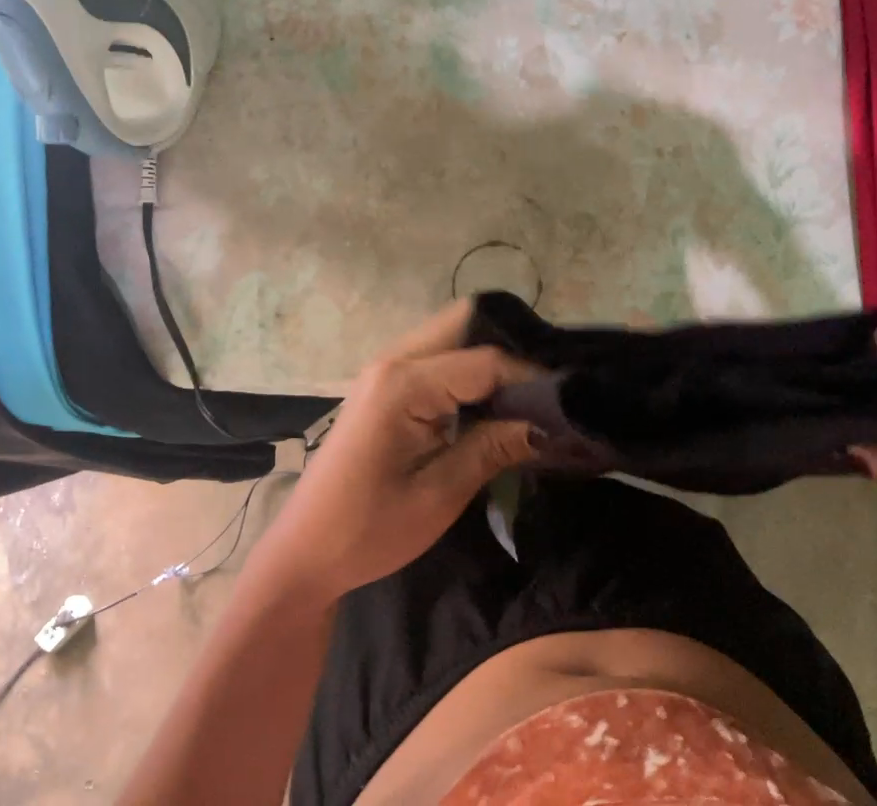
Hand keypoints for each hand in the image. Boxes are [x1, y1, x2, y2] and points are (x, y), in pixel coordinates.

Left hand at [253, 302, 536, 602]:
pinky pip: (436, 359)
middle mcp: (392, 361)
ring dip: (491, 358)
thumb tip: (554, 422)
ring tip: (533, 397)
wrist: (304, 554)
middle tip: (553, 390)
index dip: (533, 379)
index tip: (572, 406)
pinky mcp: (384, 387)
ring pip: (451, 336)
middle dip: (513, 348)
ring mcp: (384, 371)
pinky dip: (469, 371)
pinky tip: (495, 404)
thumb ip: (495, 447)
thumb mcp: (440, 494)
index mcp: (403, 384)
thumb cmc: (368, 531)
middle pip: (465, 323)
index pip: (486, 360)